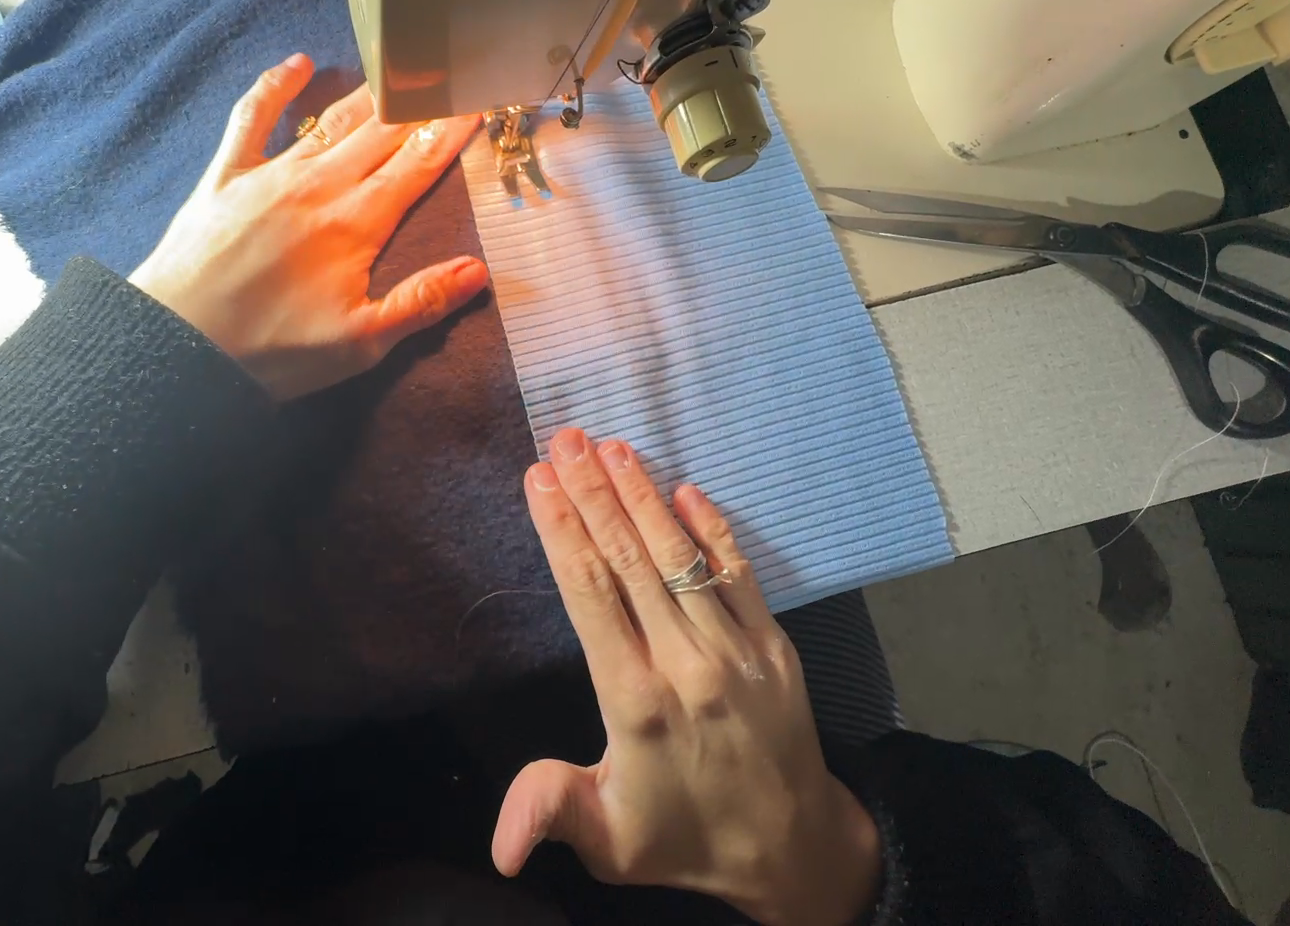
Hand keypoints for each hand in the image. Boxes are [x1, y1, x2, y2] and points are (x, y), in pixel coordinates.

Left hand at [130, 53, 487, 399]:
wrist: (179, 346)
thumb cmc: (274, 350)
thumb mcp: (360, 343)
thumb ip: (420, 303)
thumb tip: (477, 271)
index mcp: (356, 223)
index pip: (416, 164)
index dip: (450, 132)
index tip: (476, 103)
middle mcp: (319, 184)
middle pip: (381, 132)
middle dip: (420, 103)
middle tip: (447, 76)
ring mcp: (270, 173)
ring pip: (330, 119)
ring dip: (369, 94)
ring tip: (398, 70)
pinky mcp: (226, 175)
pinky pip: (253, 117)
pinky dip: (275, 86)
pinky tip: (297, 64)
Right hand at [494, 429, 882, 925]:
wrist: (793, 851)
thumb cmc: (683, 837)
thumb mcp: (609, 839)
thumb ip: (552, 813)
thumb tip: (496, 850)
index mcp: (634, 700)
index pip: (589, 593)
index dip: (562, 530)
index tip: (539, 479)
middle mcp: (683, 662)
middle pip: (629, 559)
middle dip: (592, 493)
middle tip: (566, 439)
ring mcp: (735, 649)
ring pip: (680, 557)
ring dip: (643, 496)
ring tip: (613, 447)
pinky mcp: (774, 645)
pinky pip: (739, 575)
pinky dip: (713, 530)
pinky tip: (686, 488)